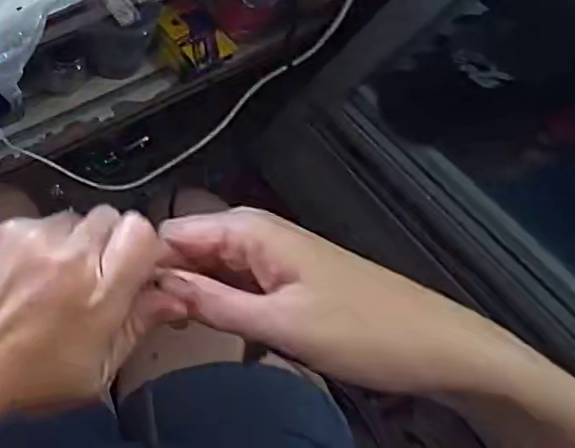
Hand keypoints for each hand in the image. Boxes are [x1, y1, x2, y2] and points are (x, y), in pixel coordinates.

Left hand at [0, 205, 182, 415]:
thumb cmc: (30, 375)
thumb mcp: (99, 368)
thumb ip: (140, 323)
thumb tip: (172, 298)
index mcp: (98, 291)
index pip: (141, 231)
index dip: (144, 247)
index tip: (138, 266)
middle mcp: (69, 254)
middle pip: (112, 217)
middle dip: (111, 244)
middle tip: (96, 277)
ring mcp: (38, 236)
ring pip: (77, 216)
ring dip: (77, 240)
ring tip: (60, 278)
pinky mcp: (13, 226)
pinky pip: (45, 219)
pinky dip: (46, 240)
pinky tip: (35, 272)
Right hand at [157, 207, 533, 397]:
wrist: (442, 345)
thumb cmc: (363, 331)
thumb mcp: (281, 325)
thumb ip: (213, 303)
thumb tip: (156, 286)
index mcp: (243, 228)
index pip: (169, 233)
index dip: (147, 266)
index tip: (132, 305)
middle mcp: (248, 230)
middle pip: (186, 248)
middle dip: (167, 282)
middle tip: (152, 325)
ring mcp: (265, 251)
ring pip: (207, 266)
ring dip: (192, 295)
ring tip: (175, 331)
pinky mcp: (279, 273)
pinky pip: (231, 280)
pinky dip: (218, 302)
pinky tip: (213, 331)